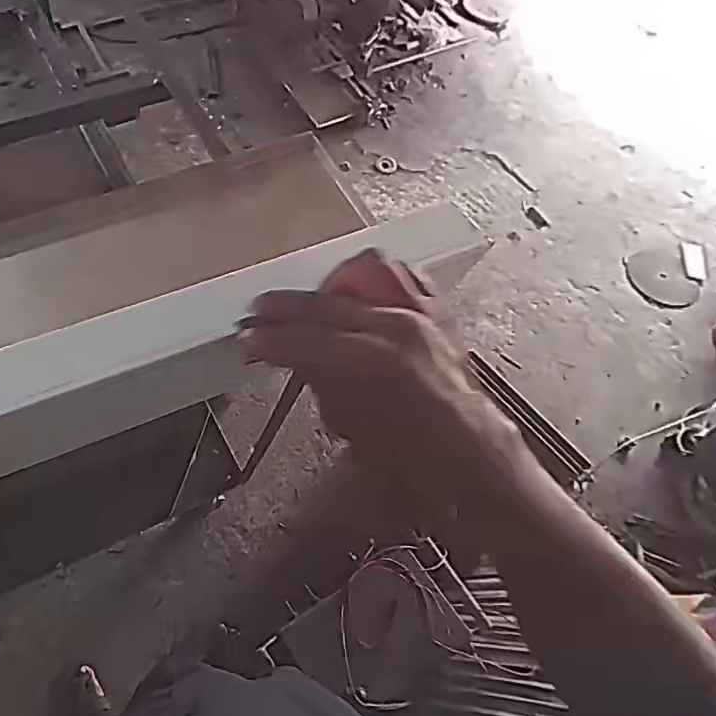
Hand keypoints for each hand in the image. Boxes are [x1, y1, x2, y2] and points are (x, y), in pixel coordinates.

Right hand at [239, 249, 529, 509]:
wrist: (466, 444)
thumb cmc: (415, 446)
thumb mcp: (351, 421)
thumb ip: (318, 380)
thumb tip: (290, 355)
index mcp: (378, 361)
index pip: (306, 339)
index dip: (270, 340)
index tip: (249, 341)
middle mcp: (400, 326)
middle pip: (325, 303)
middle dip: (283, 310)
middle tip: (260, 317)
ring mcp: (421, 311)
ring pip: (365, 269)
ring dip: (331, 284)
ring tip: (313, 303)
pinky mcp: (435, 307)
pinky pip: (400, 274)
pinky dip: (374, 280)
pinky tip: (358, 295)